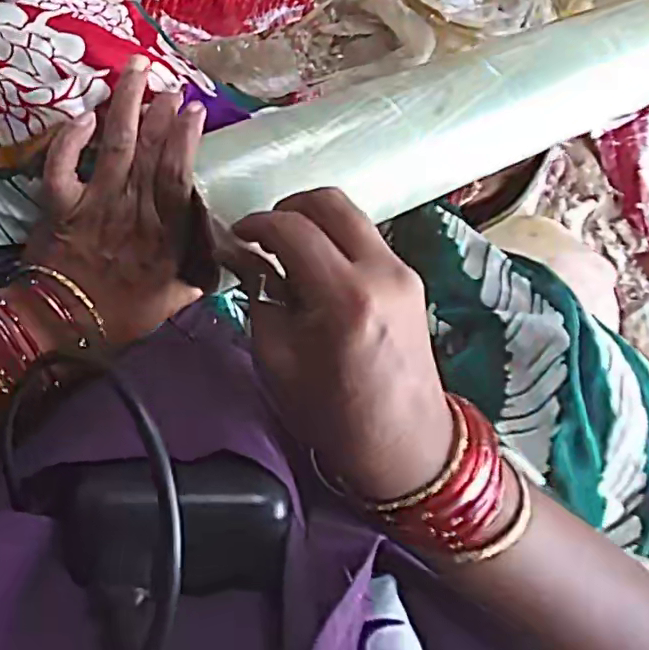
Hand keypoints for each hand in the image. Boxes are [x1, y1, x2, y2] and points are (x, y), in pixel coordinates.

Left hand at [23, 56, 206, 343]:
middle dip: (159, 111)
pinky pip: (62, 166)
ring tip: (135, 71)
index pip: (178, 176)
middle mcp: (130, 211)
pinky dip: (69, 139)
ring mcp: (93, 205)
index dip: (186, 139)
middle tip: (168, 82)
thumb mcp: (176, 301)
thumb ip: (203, 273)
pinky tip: (83, 116)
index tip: (194, 109)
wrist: (59, 330)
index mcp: (163, 234)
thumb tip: (236, 255)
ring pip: (113, 146)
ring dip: (125, 105)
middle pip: (148, 151)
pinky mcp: (59, 205)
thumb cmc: (122, 315)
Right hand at [232, 189, 455, 502]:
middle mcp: (381, 271)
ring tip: (289, 252)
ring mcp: (402, 270)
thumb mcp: (278, 360)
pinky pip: (365, 237)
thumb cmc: (336, 416)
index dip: (256, 223)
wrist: (409, 448)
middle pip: (329, 201)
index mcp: (345, 297)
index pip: (293, 228)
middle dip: (288, 207)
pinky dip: (335, 238)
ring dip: (314, 220)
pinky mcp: (411, 276)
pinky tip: (318, 269)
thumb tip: (250, 259)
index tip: (238, 235)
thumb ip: (262, 297)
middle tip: (264, 234)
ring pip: (350, 214)